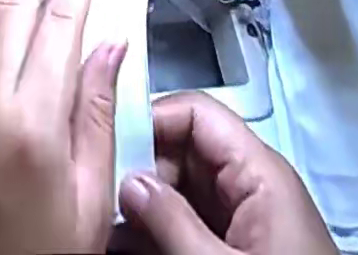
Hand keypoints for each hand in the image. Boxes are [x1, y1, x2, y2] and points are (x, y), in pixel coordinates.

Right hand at [117, 91, 333, 254]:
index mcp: (256, 169)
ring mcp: (242, 216)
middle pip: (188, 150)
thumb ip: (174, 222)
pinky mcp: (236, 246)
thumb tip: (130, 180)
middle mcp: (249, 182)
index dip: (155, 120)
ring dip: (145, 204)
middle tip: (101, 196)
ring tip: (102, 223)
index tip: (109, 145)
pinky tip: (124, 245)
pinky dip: (159, 231)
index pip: (200, 115)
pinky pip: (191, 223)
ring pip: (184, 189)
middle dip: (143, 168)